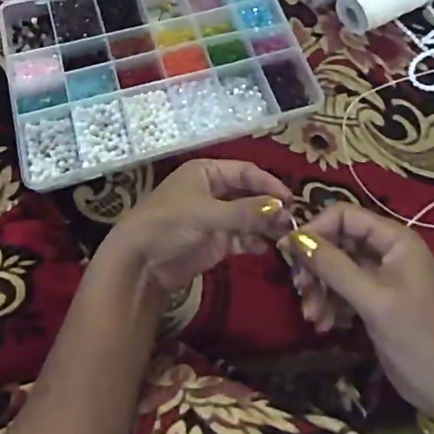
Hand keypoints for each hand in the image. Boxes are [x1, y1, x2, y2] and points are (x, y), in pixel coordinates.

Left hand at [98, 159, 293, 293]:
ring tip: (286, 236)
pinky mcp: (217, 241)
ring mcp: (215, 217)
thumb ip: (244, 211)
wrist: (141, 262)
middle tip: (292, 221)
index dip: (267, 183)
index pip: (245, 171)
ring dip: (267, 225)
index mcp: (205, 172)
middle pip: (250, 194)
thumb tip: (281, 208)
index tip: (290, 199)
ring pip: (249, 217)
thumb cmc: (168, 223)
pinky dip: (256, 241)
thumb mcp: (206, 213)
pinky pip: (244, 237)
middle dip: (270, 206)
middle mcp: (212, 191)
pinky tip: (270, 247)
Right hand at [285, 204, 433, 422]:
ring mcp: (380, 276)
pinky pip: (340, 288)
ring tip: (312, 315)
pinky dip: (328, 303)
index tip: (292, 253)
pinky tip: (324, 324)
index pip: (344, 215)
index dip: (316, 228)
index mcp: (395, 240)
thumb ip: (334, 266)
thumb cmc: (418, 338)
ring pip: (334, 266)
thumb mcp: (373, 301)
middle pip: (336, 240)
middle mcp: (387, 251)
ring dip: (319, 288)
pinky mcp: (373, 299)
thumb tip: (294, 238)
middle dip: (315, 264)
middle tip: (300, 288)